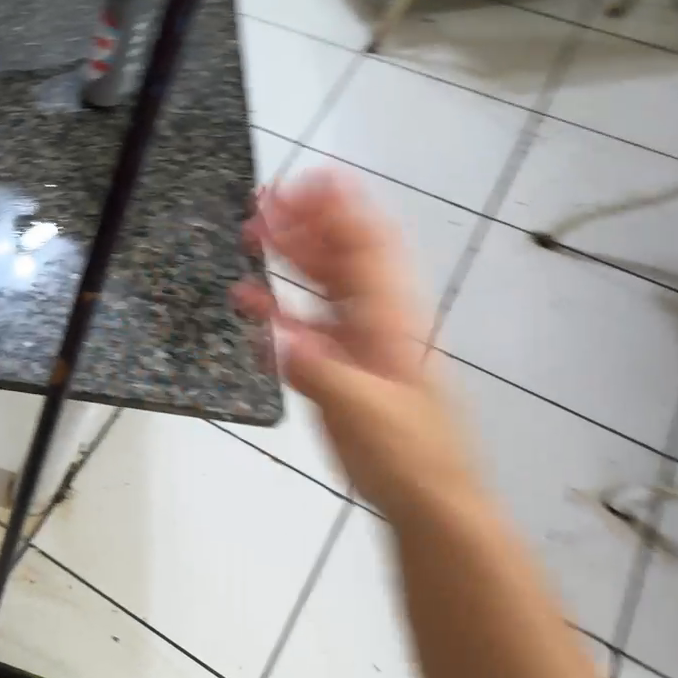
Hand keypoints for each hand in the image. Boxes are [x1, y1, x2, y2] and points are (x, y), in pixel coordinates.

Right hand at [232, 170, 482, 520]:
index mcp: (392, 320)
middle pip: (342, 256)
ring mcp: (357, 343)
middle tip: (264, 195)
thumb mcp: (365, 411)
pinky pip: (304, 324)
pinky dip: (276, 305)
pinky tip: (249, 295)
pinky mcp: (338, 368)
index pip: (368, 248)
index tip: (306, 179)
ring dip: (290, 253)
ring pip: (323, 284)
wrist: (429, 499)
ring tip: (252, 227)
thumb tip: (272, 333)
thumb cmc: (409, 454)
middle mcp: (376, 320)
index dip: (341, 209)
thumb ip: (319, 370)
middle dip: (306, 220)